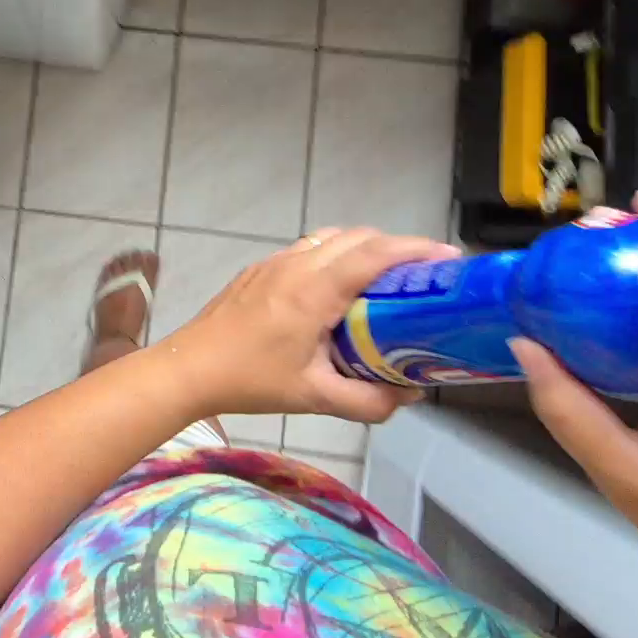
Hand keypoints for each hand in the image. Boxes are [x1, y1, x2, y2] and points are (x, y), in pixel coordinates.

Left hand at [163, 228, 460, 422]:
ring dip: (364, 247)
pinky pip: (307, 248)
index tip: (449, 259)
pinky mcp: (259, 269)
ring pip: (330, 237)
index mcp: (313, 291)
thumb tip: (410, 396)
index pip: (374, 254)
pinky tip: (340, 287)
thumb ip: (369, 400)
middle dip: (397, 247)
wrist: (188, 367)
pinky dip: (335, 254)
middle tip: (426, 274)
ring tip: (389, 278)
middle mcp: (295, 265)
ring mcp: (273, 262)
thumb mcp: (314, 397)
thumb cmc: (250, 381)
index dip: (415, 250)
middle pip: (357, 237)